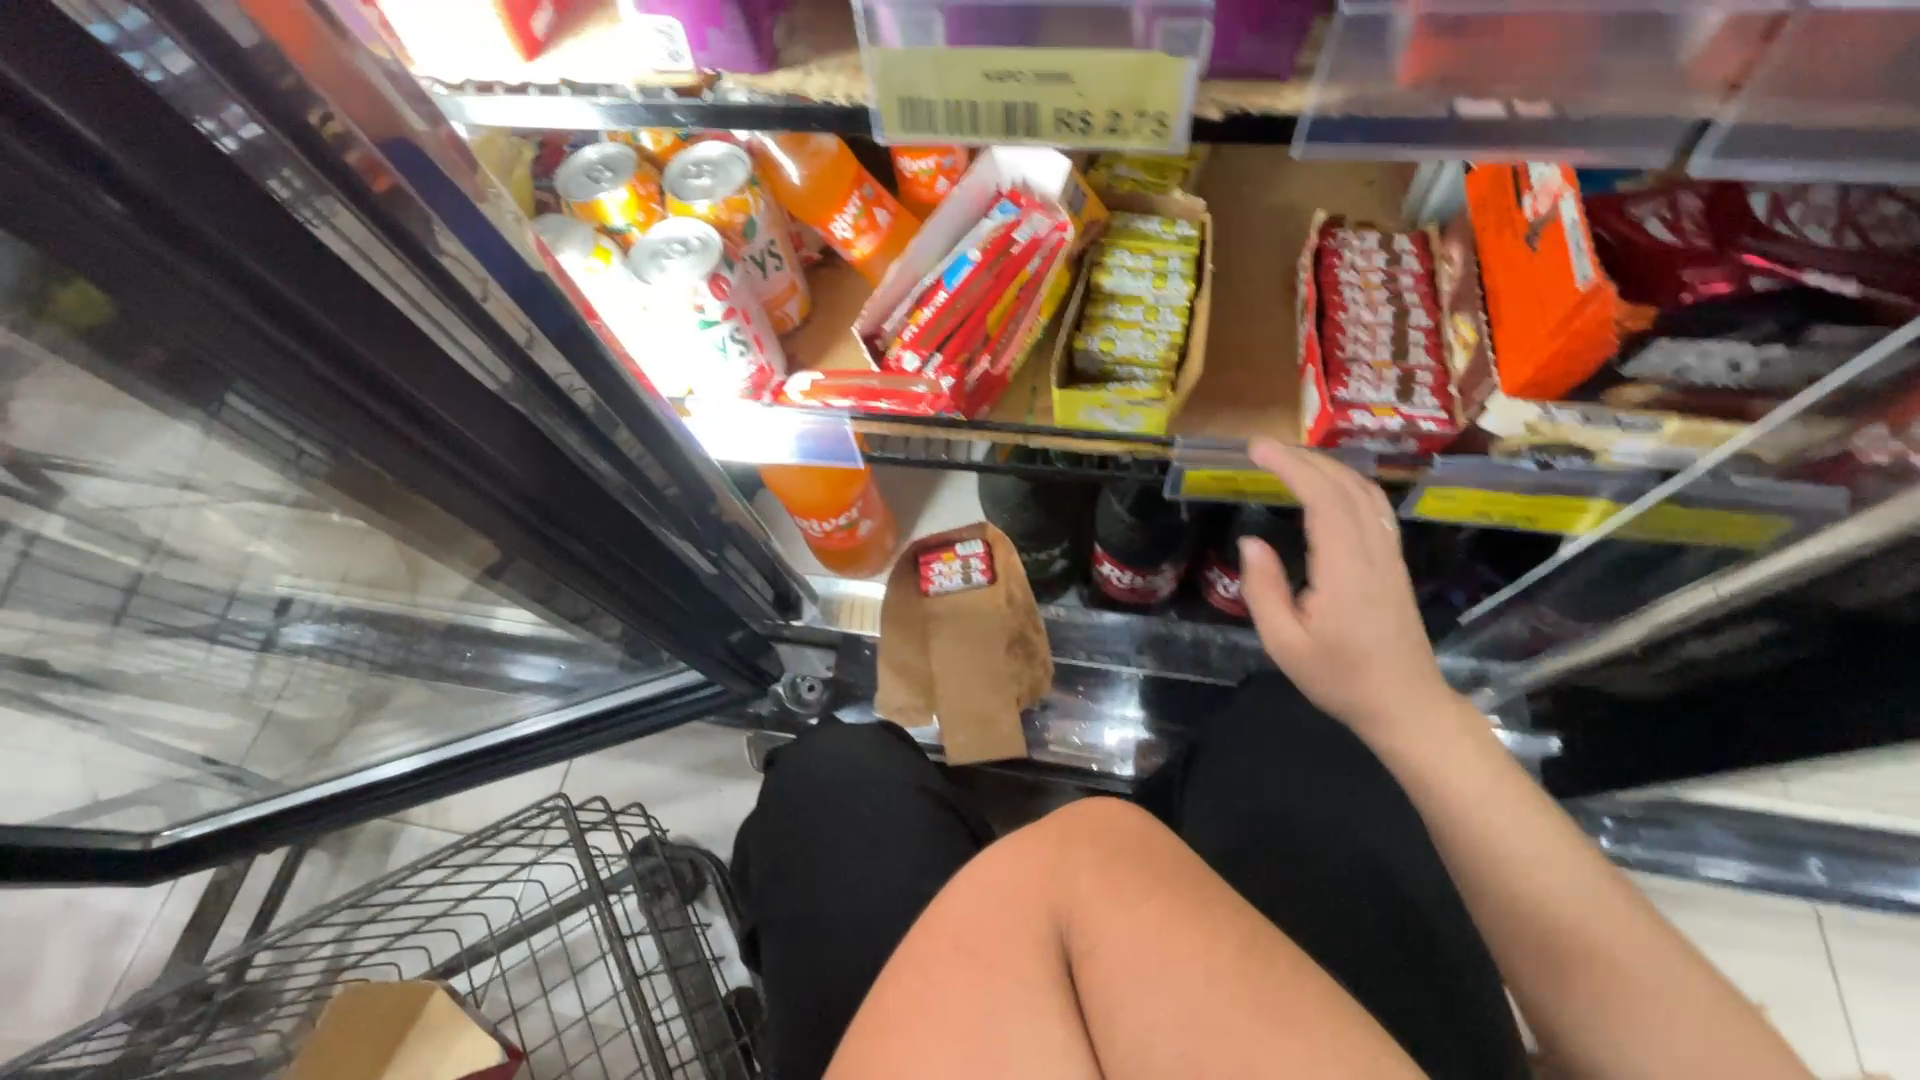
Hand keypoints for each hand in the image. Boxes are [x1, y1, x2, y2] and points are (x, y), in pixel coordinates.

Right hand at [1237, 439, 1462, 742]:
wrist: (1404, 703)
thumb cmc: (1340, 679)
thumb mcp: (1285, 645)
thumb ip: (1264, 590)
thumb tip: (1251, 542)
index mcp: (1345, 570)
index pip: (1323, 499)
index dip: (1291, 466)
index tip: (1257, 450)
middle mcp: (1373, 553)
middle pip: (1346, 487)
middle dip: (1304, 458)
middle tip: (1264, 449)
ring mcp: (1389, 556)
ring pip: (1366, 493)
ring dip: (1328, 467)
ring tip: (1291, 460)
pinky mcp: (1394, 564)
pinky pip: (1375, 508)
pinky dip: (1348, 484)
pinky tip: (1330, 487)